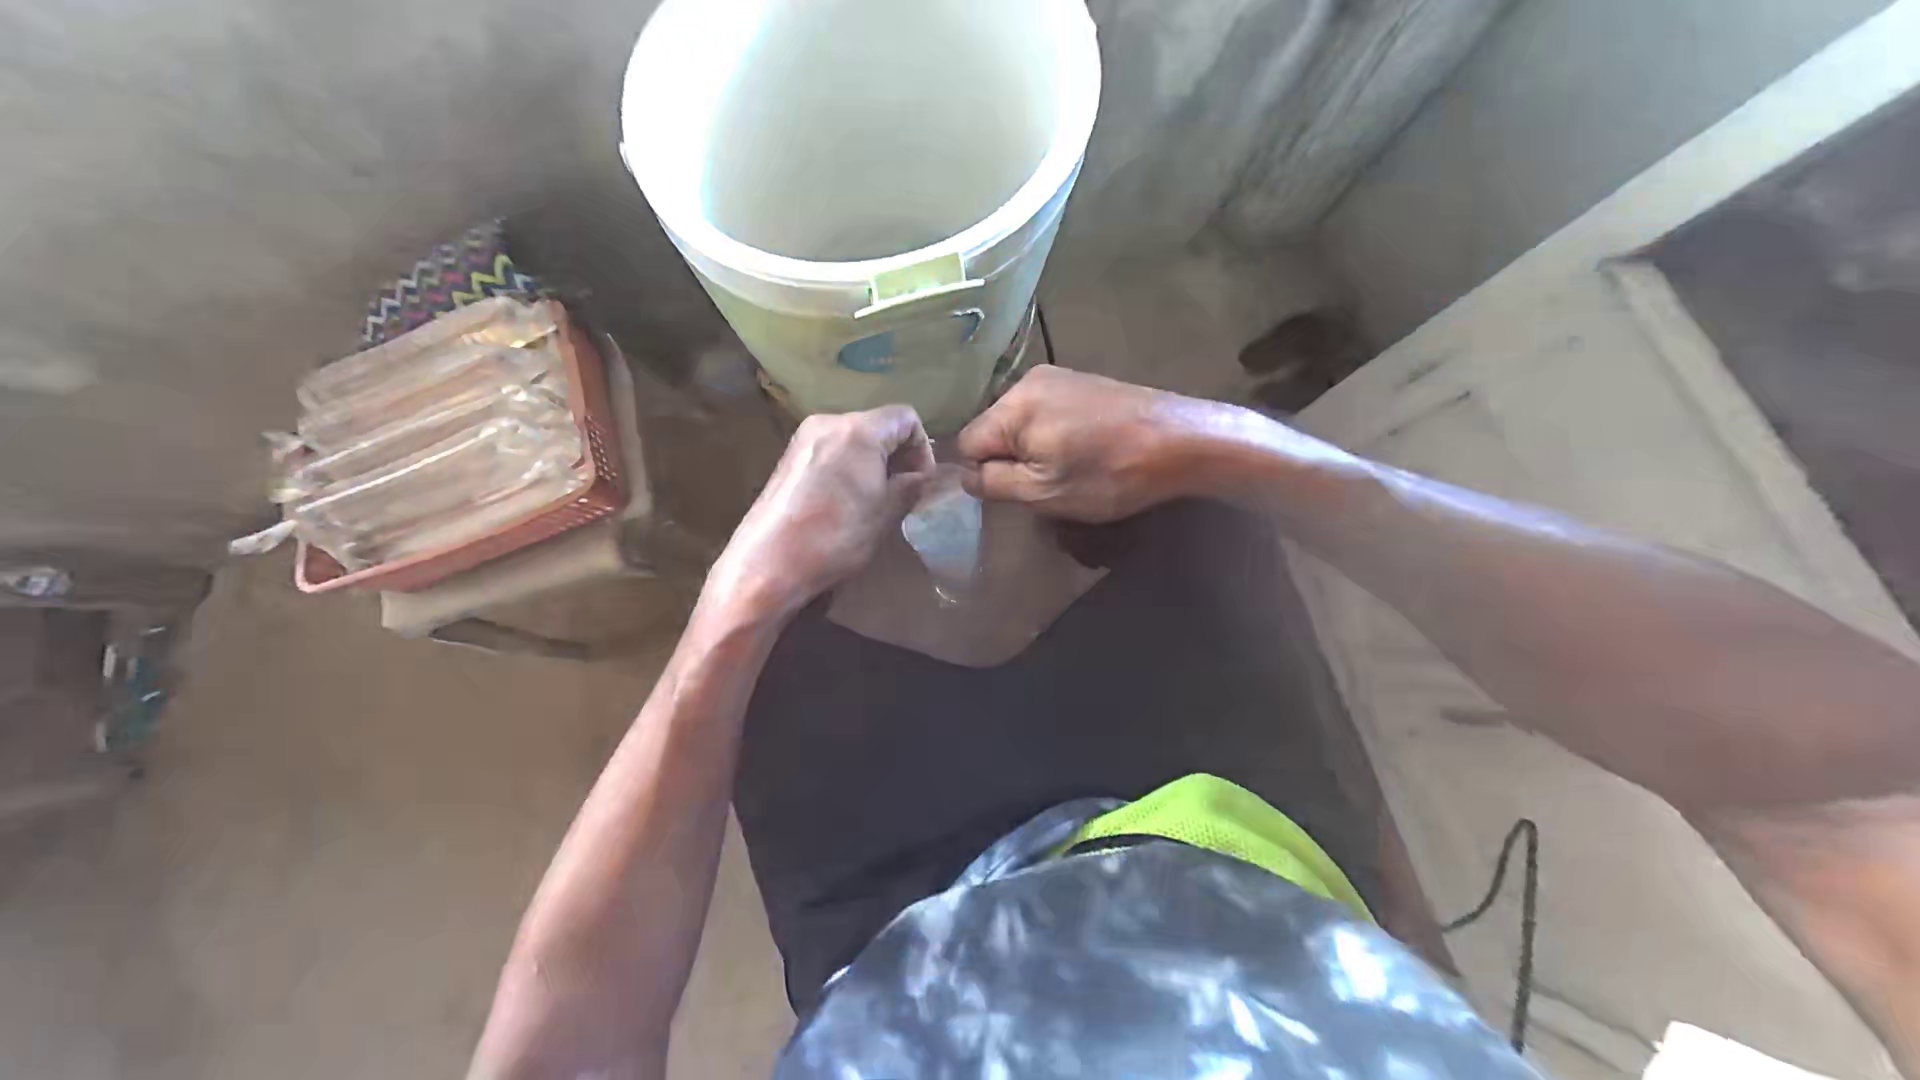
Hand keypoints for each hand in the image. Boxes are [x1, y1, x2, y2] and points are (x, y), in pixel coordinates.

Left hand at [707, 405, 934, 618]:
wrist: (769, 563)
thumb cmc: (835, 536)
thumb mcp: (885, 513)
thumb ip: (911, 486)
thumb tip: (922, 477)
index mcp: (858, 429)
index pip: (906, 418)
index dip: (922, 448)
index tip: (920, 482)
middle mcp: (828, 422)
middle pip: (878, 425)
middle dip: (897, 455)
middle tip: (902, 493)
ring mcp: (804, 438)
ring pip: (855, 438)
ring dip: (874, 463)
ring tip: (875, 500)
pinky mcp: (789, 457)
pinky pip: (832, 450)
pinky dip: (849, 467)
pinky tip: (846, 500)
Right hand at [956, 367, 1230, 521]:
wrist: (1182, 442)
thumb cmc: (1108, 474)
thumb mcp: (1042, 492)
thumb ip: (994, 483)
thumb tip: (967, 476)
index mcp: (1013, 405)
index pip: (967, 443)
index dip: (985, 474)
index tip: (1018, 492)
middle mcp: (1029, 381)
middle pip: (994, 430)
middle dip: (1011, 460)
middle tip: (1048, 484)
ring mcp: (1059, 377)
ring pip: (1021, 423)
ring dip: (1034, 450)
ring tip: (1071, 468)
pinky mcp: (1083, 382)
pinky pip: (1047, 413)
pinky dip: (1055, 435)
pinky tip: (1085, 450)